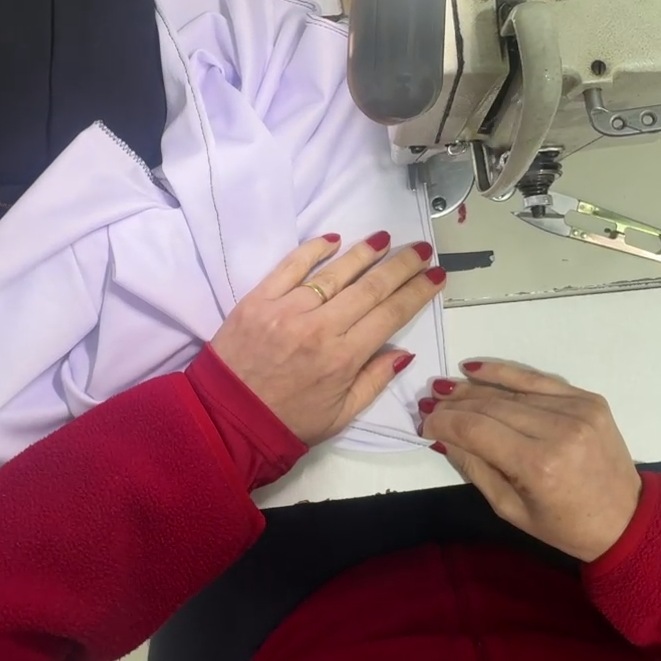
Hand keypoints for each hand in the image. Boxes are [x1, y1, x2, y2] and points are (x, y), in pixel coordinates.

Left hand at [211, 232, 445, 445]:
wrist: (225, 420)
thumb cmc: (288, 422)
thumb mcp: (341, 416)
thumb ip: (375, 381)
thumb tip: (403, 352)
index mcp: (343, 358)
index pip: (391, 314)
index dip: (417, 292)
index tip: (436, 275)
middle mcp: (320, 328)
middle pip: (370, 287)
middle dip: (402, 265)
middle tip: (421, 249)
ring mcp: (287, 310)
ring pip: (335, 273)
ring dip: (364, 253)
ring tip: (385, 239)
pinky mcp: (258, 299)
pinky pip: (290, 266)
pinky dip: (313, 250)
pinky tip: (334, 240)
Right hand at [419, 361, 642, 562]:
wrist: (626, 519)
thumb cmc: (564, 527)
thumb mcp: (511, 509)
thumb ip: (474, 468)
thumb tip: (441, 435)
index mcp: (538, 466)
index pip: (477, 430)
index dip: (444, 423)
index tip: (424, 424)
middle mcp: (558, 431)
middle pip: (491, 406)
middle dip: (454, 405)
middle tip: (428, 403)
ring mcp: (577, 410)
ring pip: (511, 392)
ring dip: (473, 388)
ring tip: (445, 386)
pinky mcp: (588, 399)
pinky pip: (538, 380)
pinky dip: (505, 373)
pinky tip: (474, 369)